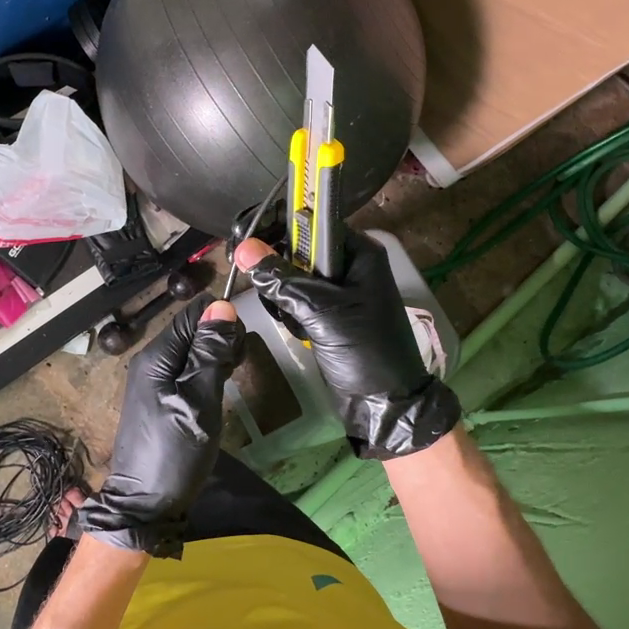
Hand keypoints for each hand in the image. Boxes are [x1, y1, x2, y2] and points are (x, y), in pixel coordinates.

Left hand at [78, 297, 244, 556]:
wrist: (146, 503)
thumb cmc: (176, 450)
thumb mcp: (199, 399)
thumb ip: (210, 353)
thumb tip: (222, 306)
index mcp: (156, 356)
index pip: (192, 314)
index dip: (221, 321)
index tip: (240, 347)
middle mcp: (150, 362)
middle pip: (192, 331)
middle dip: (220, 340)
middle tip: (236, 369)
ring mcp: (153, 382)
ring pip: (192, 352)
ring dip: (215, 359)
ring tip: (228, 382)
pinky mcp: (159, 400)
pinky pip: (186, 373)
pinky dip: (206, 376)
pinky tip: (216, 394)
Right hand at [236, 233, 459, 459]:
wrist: (384, 403)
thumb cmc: (363, 349)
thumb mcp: (320, 310)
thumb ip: (282, 279)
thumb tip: (244, 248)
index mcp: (360, 253)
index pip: (314, 224)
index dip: (282, 230)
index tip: (250, 243)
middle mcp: (352, 266)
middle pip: (301, 250)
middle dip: (281, 269)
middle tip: (268, 287)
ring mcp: (342, 293)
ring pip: (296, 277)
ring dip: (284, 295)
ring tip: (288, 315)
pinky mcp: (330, 315)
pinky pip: (300, 301)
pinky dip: (291, 312)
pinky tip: (296, 329)